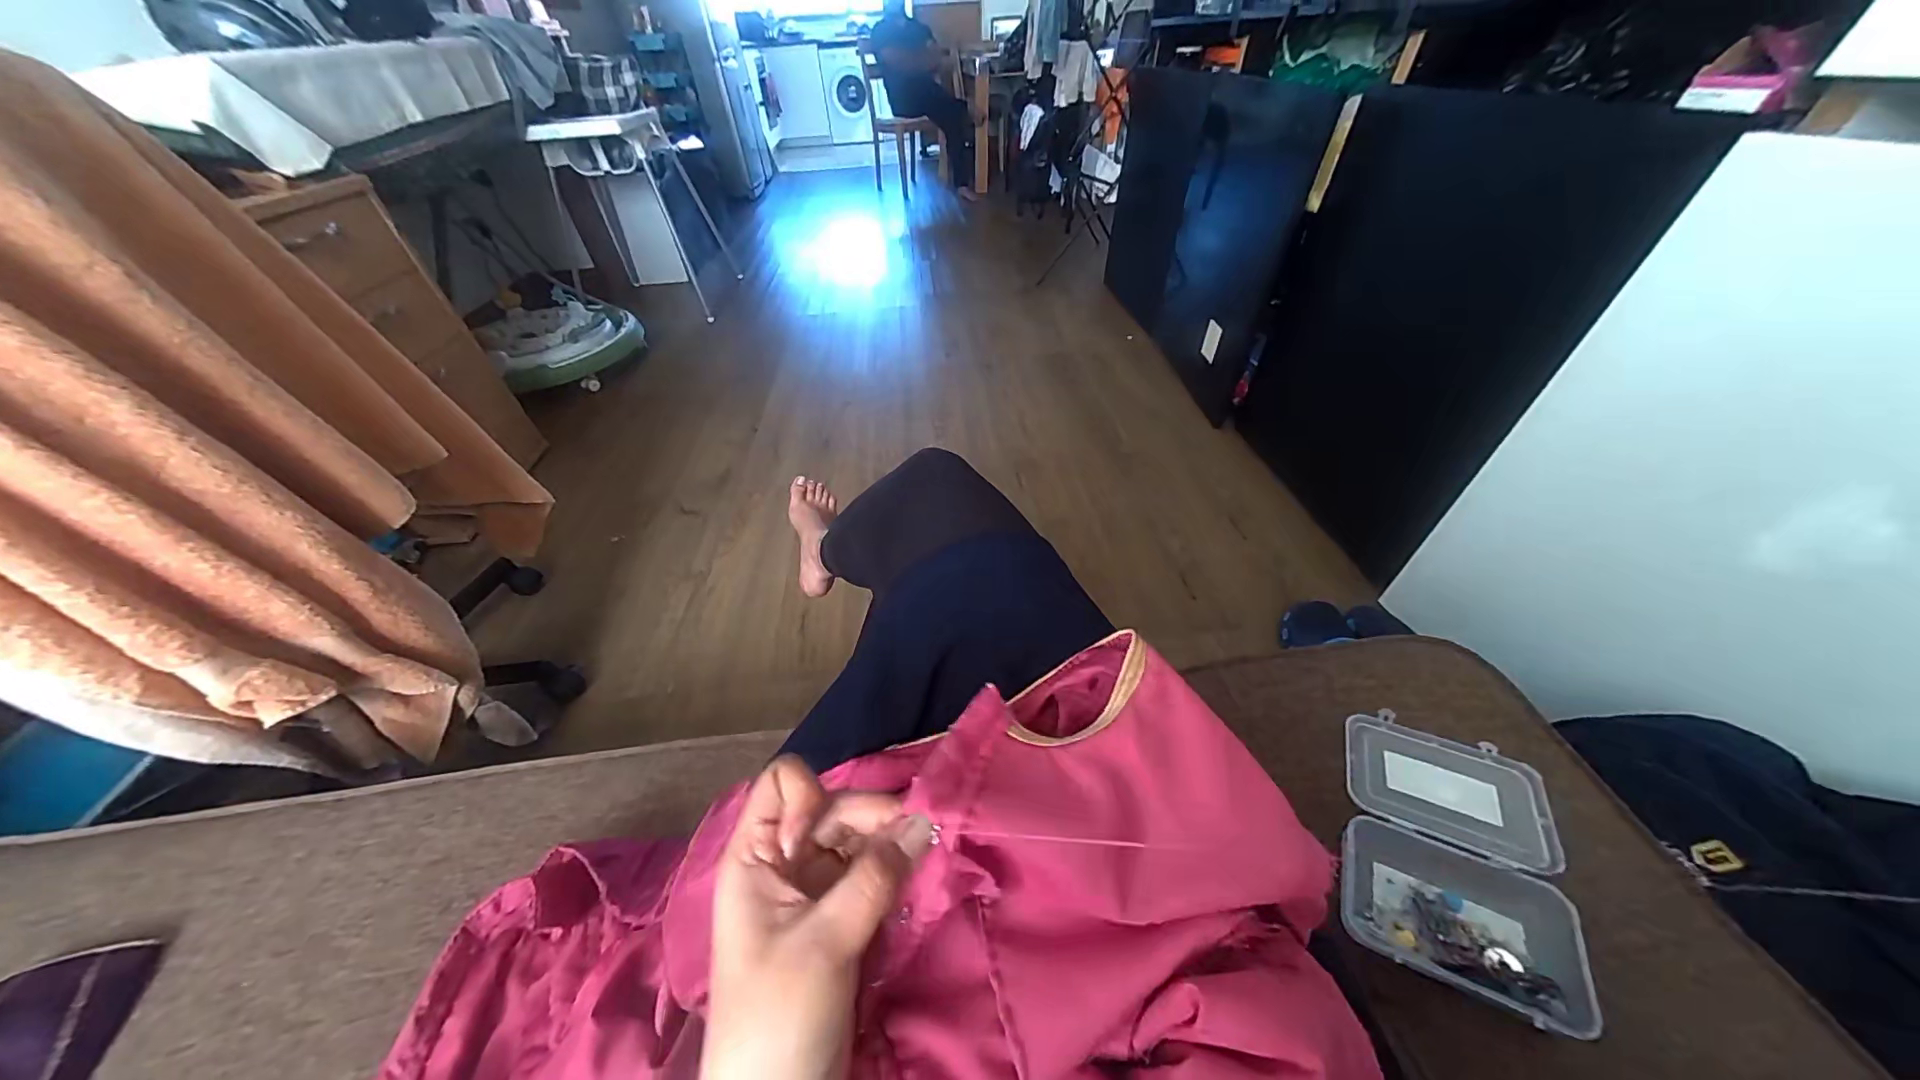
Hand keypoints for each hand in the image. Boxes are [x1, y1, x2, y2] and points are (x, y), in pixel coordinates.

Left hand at [700, 756, 934, 1079]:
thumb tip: (924, 821)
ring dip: (889, 843)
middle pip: (831, 808)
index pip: (782, 784)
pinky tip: (914, 879)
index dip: (811, 799)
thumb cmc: (779, 1016)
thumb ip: (875, 878)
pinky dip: (893, 868)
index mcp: (755, 857)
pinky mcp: (839, 914)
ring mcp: (812, 888)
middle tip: (917, 840)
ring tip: (922, 862)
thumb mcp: (825, 942)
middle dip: (871, 818)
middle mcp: (783, 861)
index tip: (826, 846)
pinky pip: (870, 870)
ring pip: (855, 838)